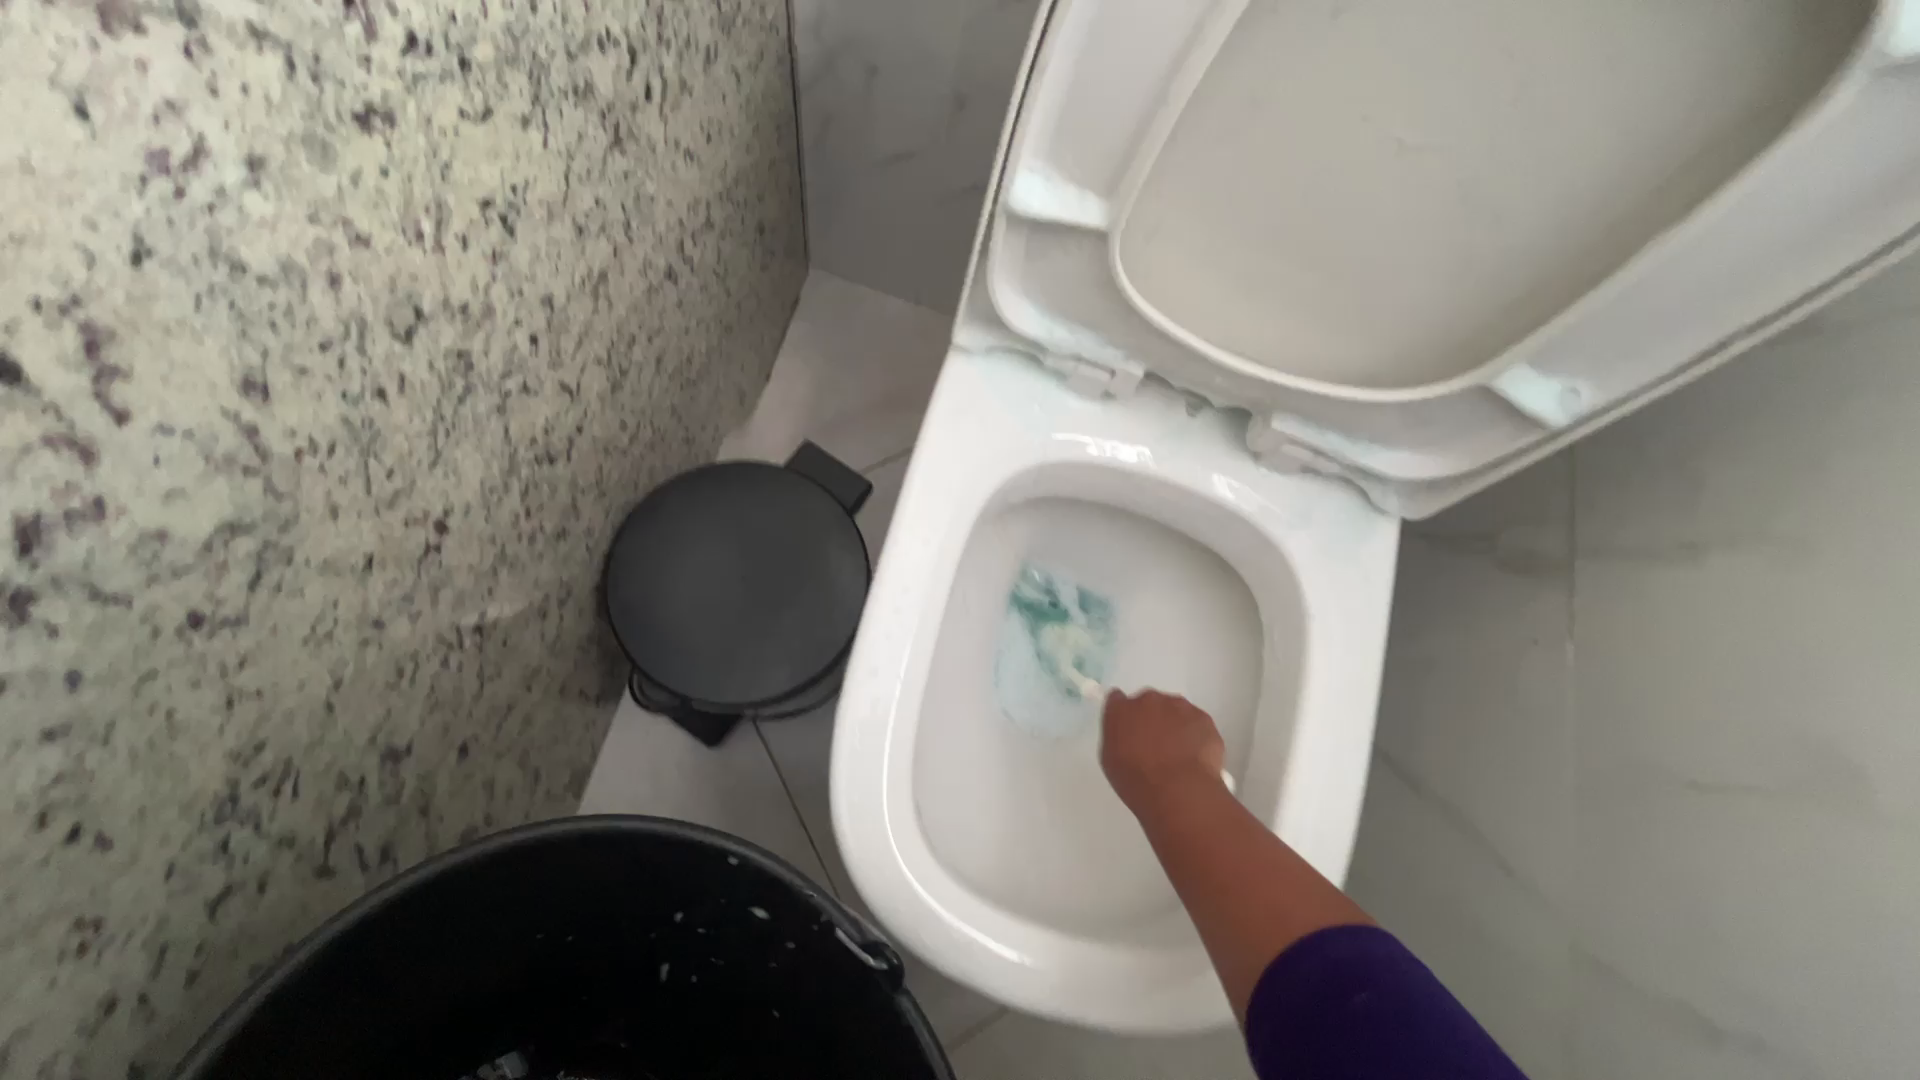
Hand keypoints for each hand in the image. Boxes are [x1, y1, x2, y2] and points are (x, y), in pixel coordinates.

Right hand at [1100, 689, 1226, 812]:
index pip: (1118, 699)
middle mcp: (1148, 700)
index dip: (1124, 714)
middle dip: (1152, 719)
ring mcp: (1179, 706)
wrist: (1178, 790)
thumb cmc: (1136, 781)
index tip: (1129, 730)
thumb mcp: (1111, 760)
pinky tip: (1195, 757)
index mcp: (1120, 710)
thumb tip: (1126, 731)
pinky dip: (1196, 735)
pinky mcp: (1203, 718)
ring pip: (1175, 710)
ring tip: (1179, 753)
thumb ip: (1117, 736)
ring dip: (1175, 724)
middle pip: (1149, 703)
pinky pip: (1197, 723)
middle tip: (1155, 745)